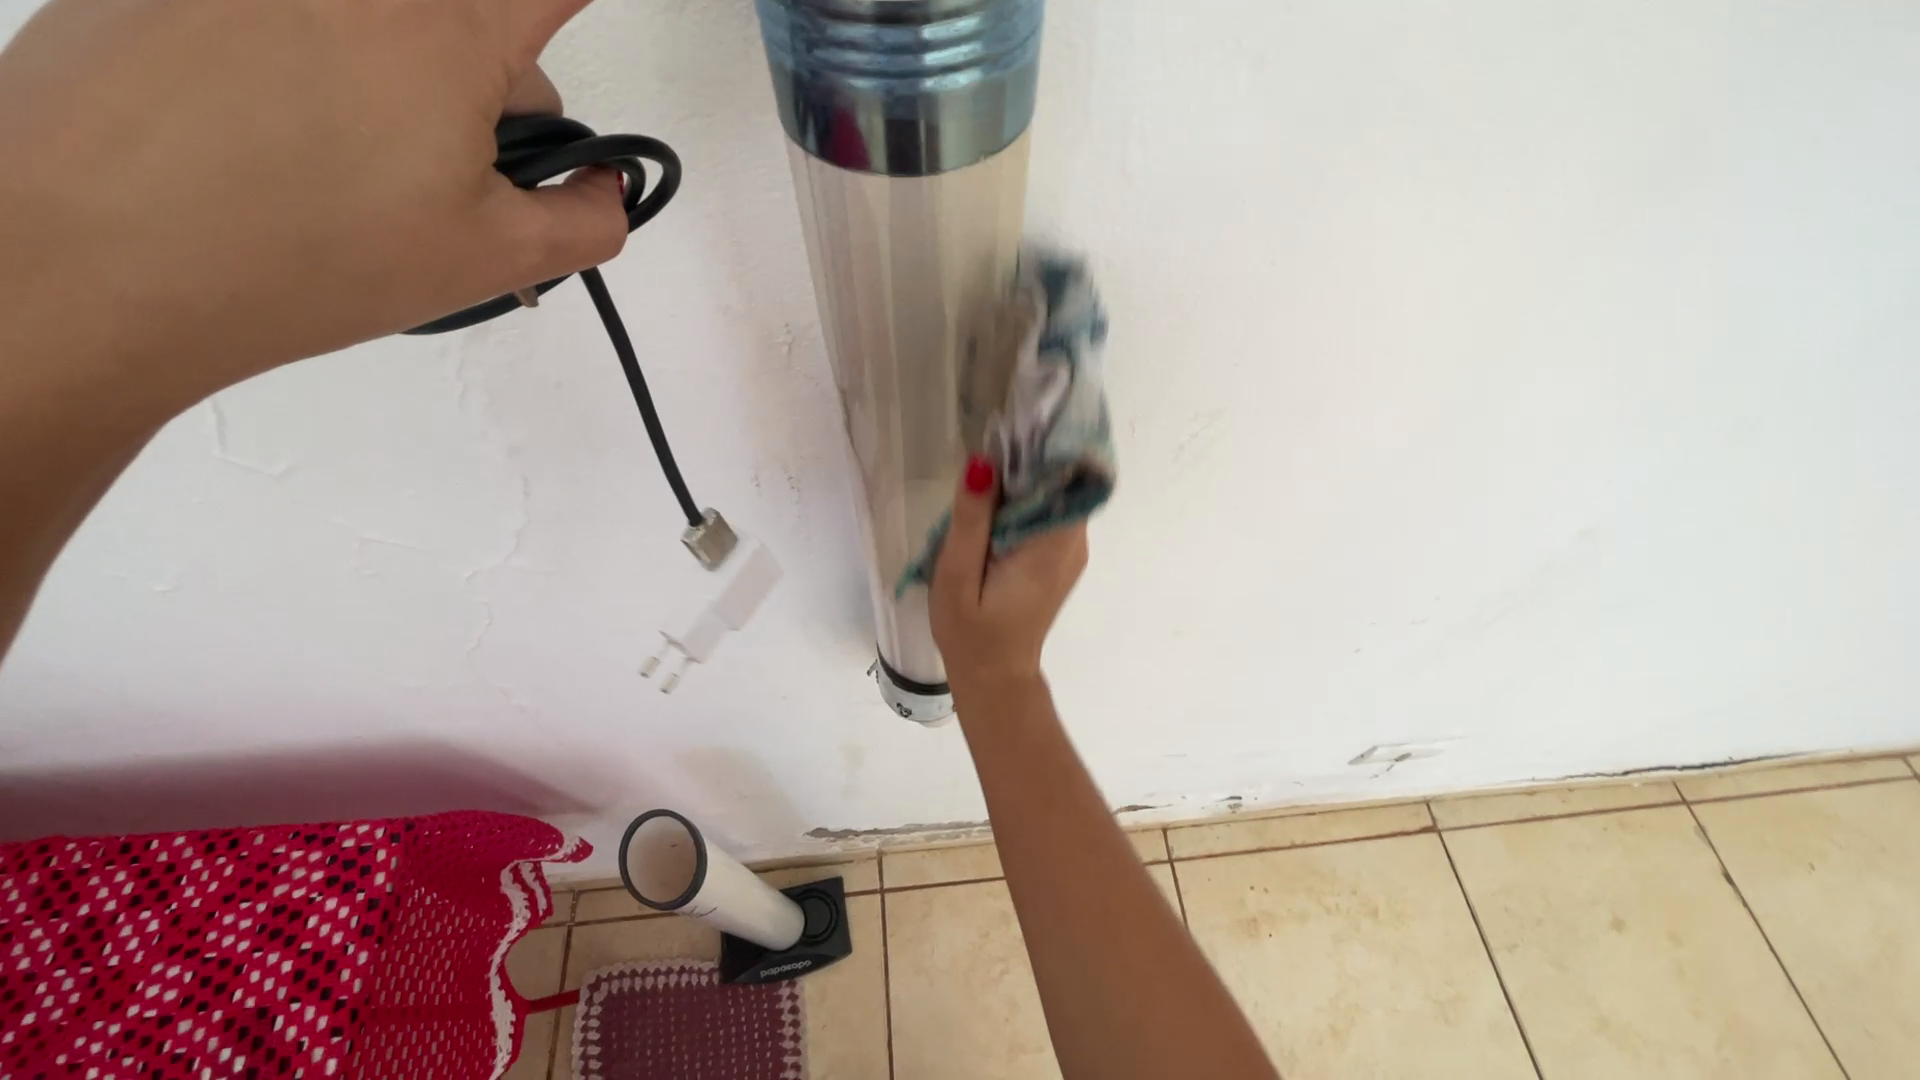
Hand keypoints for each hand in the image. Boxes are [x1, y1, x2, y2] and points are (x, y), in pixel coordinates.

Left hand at [0, 0, 624, 411]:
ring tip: (363, 163)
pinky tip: (274, 134)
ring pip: (387, 18)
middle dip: (495, 83)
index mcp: (449, 25)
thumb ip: (591, 221)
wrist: (84, 255)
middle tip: (470, 173)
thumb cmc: (323, 258)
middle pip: (471, 15)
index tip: (559, 35)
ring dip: (410, 71)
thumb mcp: (495, 259)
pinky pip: (294, 16)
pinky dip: (317, 57)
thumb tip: (604, 187)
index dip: (568, 10)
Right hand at [930, 455, 1089, 692]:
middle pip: (1063, 483)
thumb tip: (983, 462)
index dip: (1046, 444)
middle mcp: (1073, 544)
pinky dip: (1026, 500)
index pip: (1069, 477)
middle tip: (995, 433)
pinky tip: (996, 496)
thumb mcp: (957, 574)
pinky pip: (1048, 516)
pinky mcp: (1058, 560)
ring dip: (1026, 478)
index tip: (1017, 420)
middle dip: (1032, 457)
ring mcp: (1069, 552)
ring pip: (1055, 497)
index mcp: (1053, 545)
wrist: (993, 677)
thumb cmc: (971, 631)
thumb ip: (971, 519)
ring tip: (990, 462)